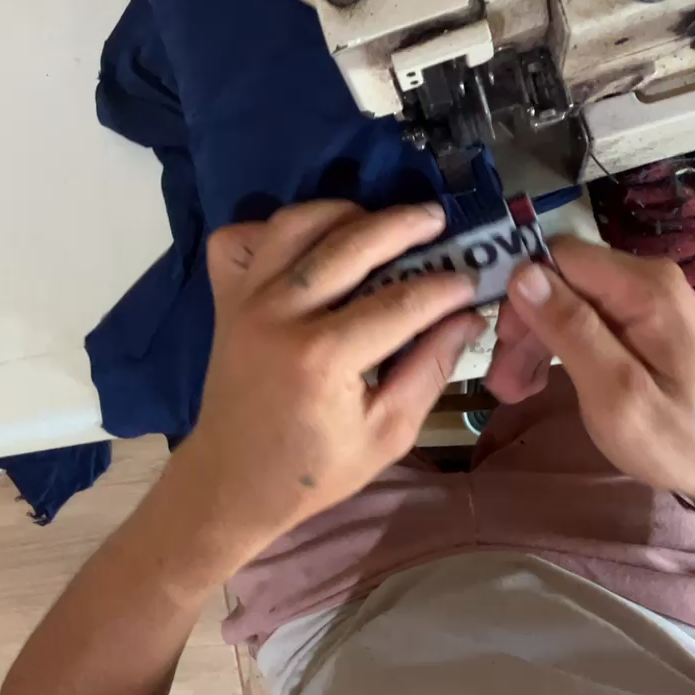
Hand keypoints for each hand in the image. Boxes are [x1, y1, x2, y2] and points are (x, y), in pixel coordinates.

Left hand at [170, 200, 485, 540]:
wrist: (231, 482)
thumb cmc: (312, 470)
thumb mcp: (386, 433)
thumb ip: (429, 368)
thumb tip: (468, 316)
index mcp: (322, 359)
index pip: (399, 302)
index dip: (443, 286)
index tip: (470, 279)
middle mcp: (279, 315)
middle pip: (348, 245)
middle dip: (402, 225)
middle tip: (437, 219)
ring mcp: (244, 301)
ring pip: (294, 225)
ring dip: (341, 213)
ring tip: (377, 221)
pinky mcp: (224, 299)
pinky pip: (239, 240)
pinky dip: (272, 229)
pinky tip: (306, 241)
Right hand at [483, 238, 694, 506]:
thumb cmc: (675, 441)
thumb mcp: (615, 392)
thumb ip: (571, 329)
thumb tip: (522, 274)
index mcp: (645, 288)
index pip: (560, 257)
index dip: (523, 293)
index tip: (505, 342)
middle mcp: (646, 279)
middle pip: (559, 280)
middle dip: (524, 325)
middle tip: (503, 380)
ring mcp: (644, 297)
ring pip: (564, 299)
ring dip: (533, 340)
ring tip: (514, 388)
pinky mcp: (640, 318)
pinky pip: (582, 316)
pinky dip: (555, 345)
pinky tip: (540, 378)